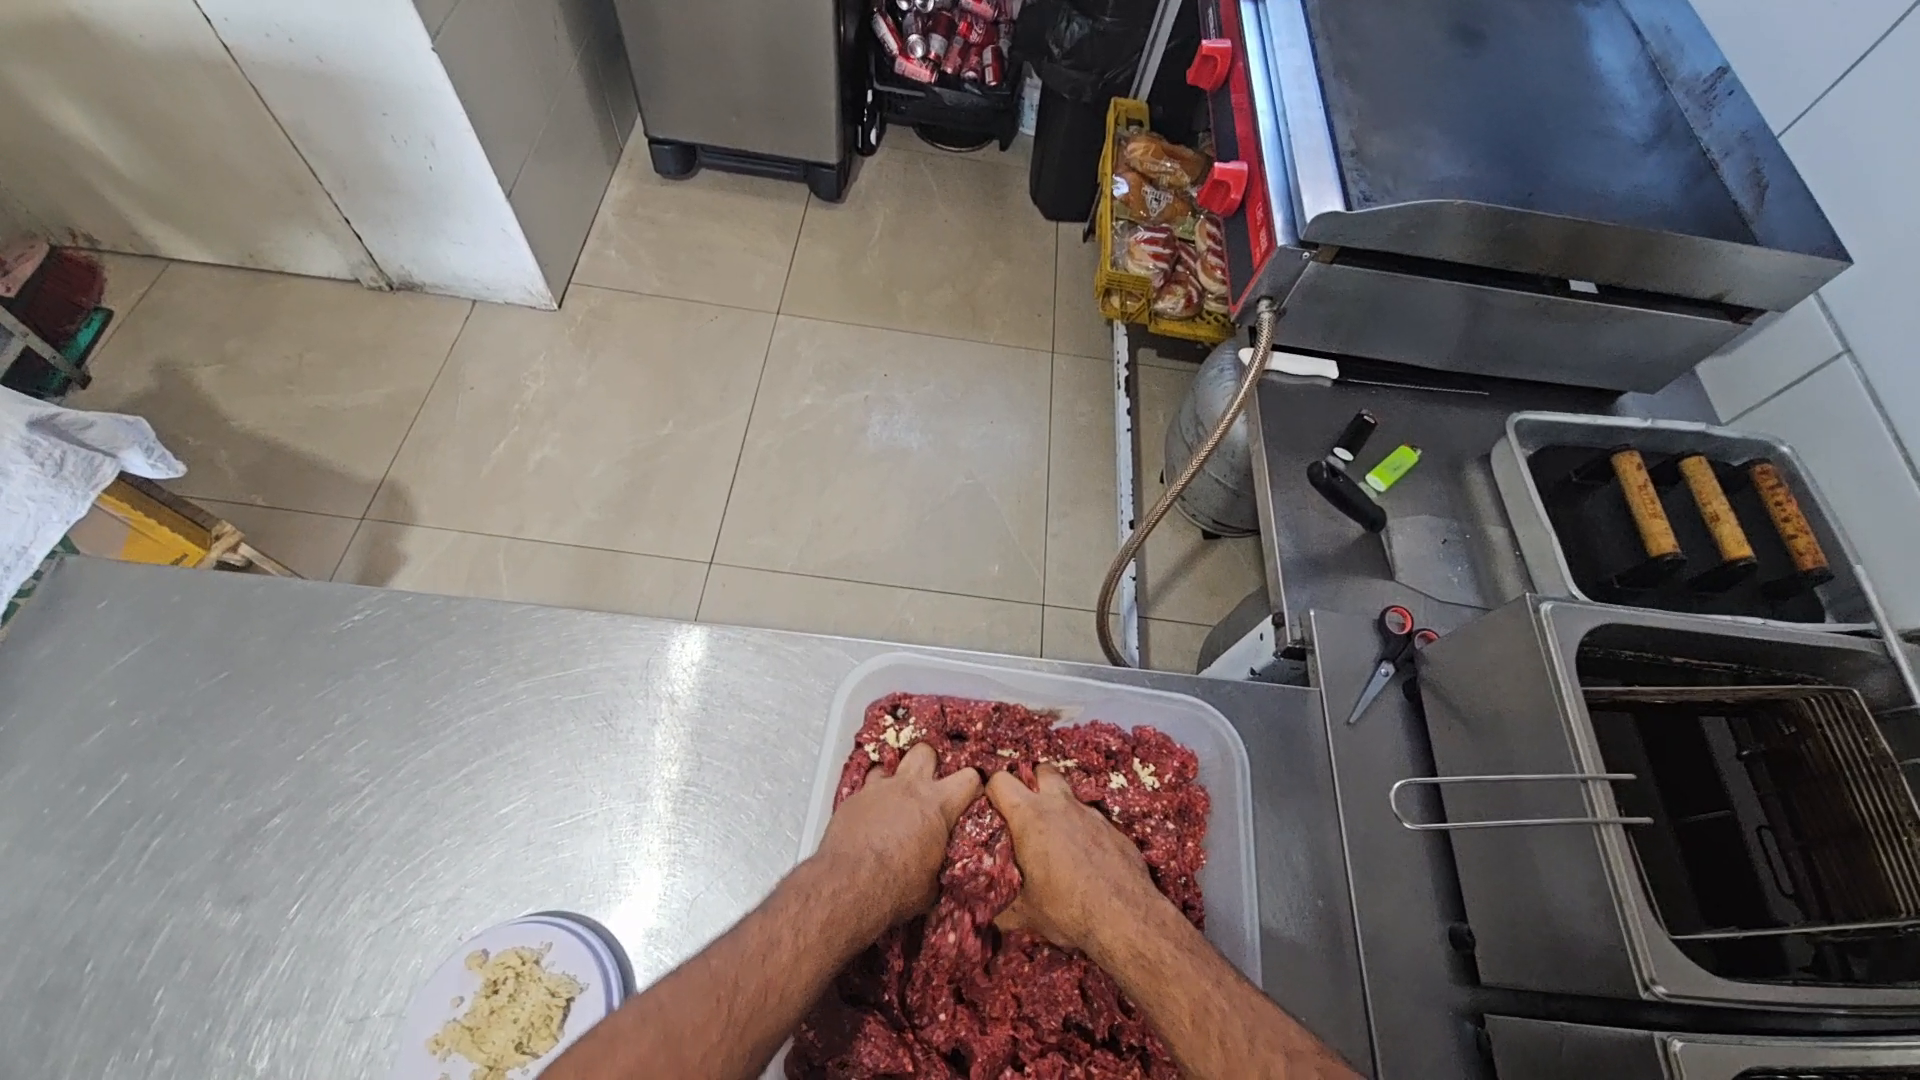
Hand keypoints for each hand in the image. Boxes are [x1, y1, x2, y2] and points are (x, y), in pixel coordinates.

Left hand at [815, 742, 981, 927]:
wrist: (848, 888)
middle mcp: (909, 788)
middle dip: (930, 762)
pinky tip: (869, 820)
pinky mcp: (852, 800)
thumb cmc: (896, 888)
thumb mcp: (933, 882)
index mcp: (938, 805)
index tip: (970, 796)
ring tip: (895, 800)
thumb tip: (940, 863)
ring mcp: (878, 790)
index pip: (969, 778)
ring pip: (891, 765)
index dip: (972, 785)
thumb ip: (940, 859)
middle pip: (925, 751)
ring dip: (895, 780)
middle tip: (929, 784)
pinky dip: (871, 800)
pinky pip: (866, 789)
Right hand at [986, 766, 1164, 954]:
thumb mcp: (1024, 913)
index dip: (991, 791)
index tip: (990, 809)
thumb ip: (999, 907)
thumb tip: (983, 913)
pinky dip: (1084, 830)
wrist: (1126, 918)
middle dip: (1032, 782)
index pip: (1000, 781)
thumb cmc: (1068, 911)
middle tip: (1025, 810)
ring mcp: (1091, 814)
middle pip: (1042, 770)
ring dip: (1060, 807)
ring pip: (1070, 795)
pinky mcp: (1115, 829)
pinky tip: (1085, 858)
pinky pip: (1093, 820)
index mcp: (1030, 817)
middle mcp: (1061, 805)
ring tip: (1056, 838)